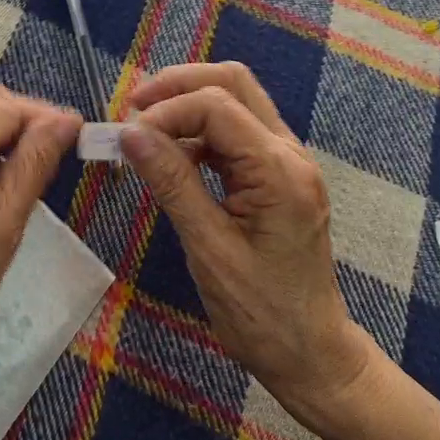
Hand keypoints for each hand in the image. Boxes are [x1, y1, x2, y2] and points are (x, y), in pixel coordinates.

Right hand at [120, 62, 374, 414]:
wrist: (312, 357)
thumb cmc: (261, 313)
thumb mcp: (208, 248)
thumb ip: (171, 182)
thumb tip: (129, 132)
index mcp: (279, 171)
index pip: (217, 106)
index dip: (167, 110)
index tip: (128, 136)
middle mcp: (289, 154)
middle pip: (233, 83)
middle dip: (179, 86)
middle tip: (134, 108)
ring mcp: (287, 161)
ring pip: (235, 99)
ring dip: (188, 103)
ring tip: (145, 129)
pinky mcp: (277, 175)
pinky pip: (236, 130)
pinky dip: (199, 130)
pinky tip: (171, 154)